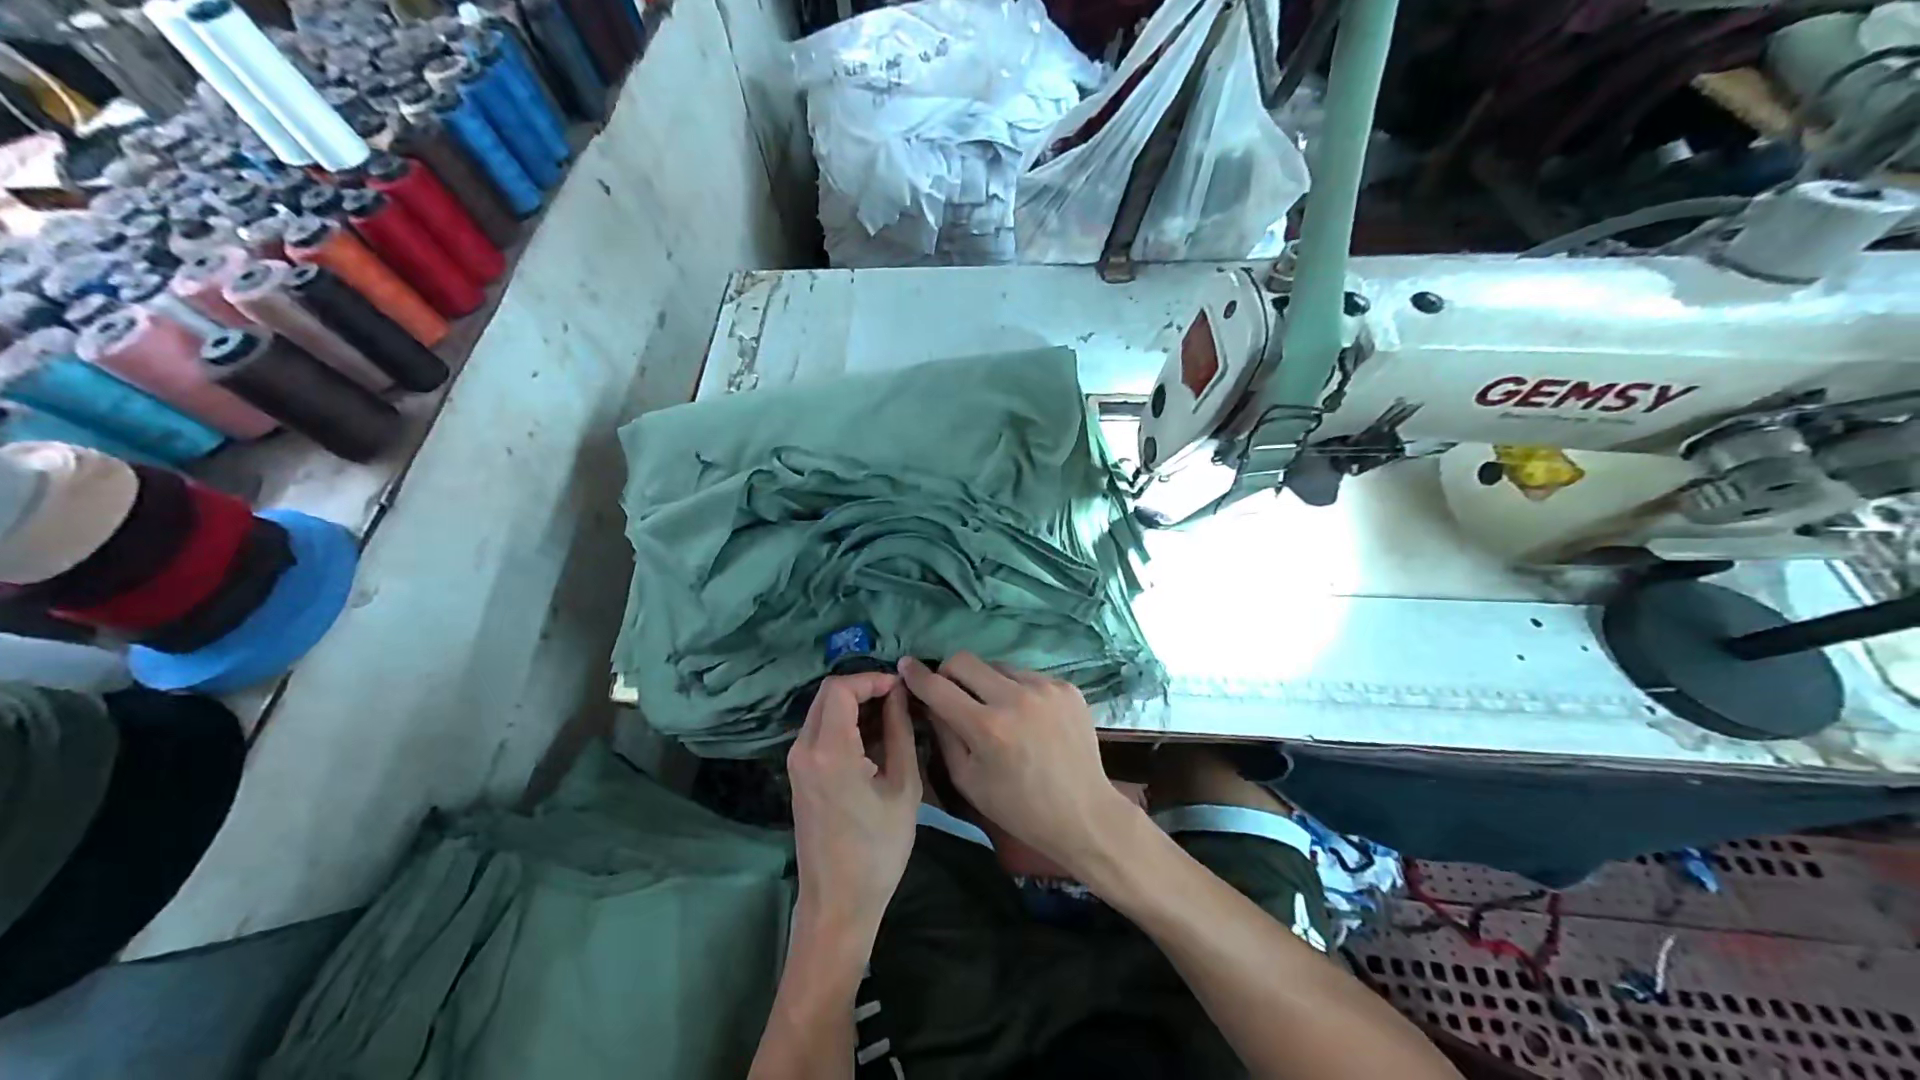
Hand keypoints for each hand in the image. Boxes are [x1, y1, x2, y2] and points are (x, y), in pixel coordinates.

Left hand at [787, 674, 921, 934]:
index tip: (901, 688)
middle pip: (827, 695)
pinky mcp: (799, 775)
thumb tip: (900, 694)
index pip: (840, 688)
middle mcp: (803, 750)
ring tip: (893, 715)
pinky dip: (844, 724)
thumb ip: (900, 732)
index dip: (871, 679)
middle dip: (863, 687)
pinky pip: (819, 732)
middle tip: (899, 698)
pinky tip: (874, 737)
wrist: (839, 903)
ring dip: (854, 705)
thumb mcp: (903, 786)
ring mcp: (796, 763)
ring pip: (822, 711)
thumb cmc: (878, 848)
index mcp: (829, 751)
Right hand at [898, 654, 1143, 883]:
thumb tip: (928, 702)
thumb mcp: (968, 780)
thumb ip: (944, 735)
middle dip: (949, 673)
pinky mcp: (1066, 687)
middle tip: (950, 690)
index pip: (938, 686)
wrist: (1084, 813)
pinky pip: (1027, 676)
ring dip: (986, 682)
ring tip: (995, 709)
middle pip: (965, 660)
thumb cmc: (1019, 807)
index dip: (917, 674)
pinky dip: (1017, 690)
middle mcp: (1015, 698)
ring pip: (997, 666)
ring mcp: (1045, 688)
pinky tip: (1026, 717)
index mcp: (987, 727)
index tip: (906, 666)